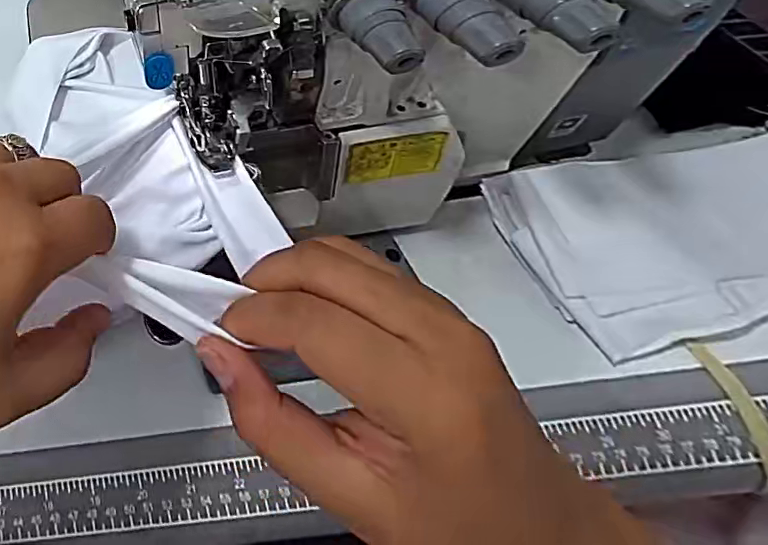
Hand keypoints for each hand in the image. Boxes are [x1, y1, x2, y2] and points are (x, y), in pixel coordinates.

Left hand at [0, 110, 116, 438]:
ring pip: (20, 153)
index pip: (96, 216)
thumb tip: (97, 313)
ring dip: (20, 183)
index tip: (75, 261)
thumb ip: (68, 358)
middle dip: (62, 212)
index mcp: (29, 244)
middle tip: (30, 249)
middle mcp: (0, 190)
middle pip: (64, 177)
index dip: (95, 240)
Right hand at [196, 238, 653, 544]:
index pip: (312, 321)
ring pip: (340, 251)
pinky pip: (363, 261)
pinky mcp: (441, 305)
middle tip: (235, 313)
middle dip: (264, 278)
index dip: (252, 316)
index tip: (222, 328)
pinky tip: (302, 303)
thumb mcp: (354, 501)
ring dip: (288, 269)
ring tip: (264, 308)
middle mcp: (444, 338)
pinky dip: (317, 271)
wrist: (545, 528)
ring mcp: (448, 315)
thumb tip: (221, 360)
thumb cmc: (462, 529)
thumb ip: (273, 428)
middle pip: (324, 266)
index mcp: (427, 396)